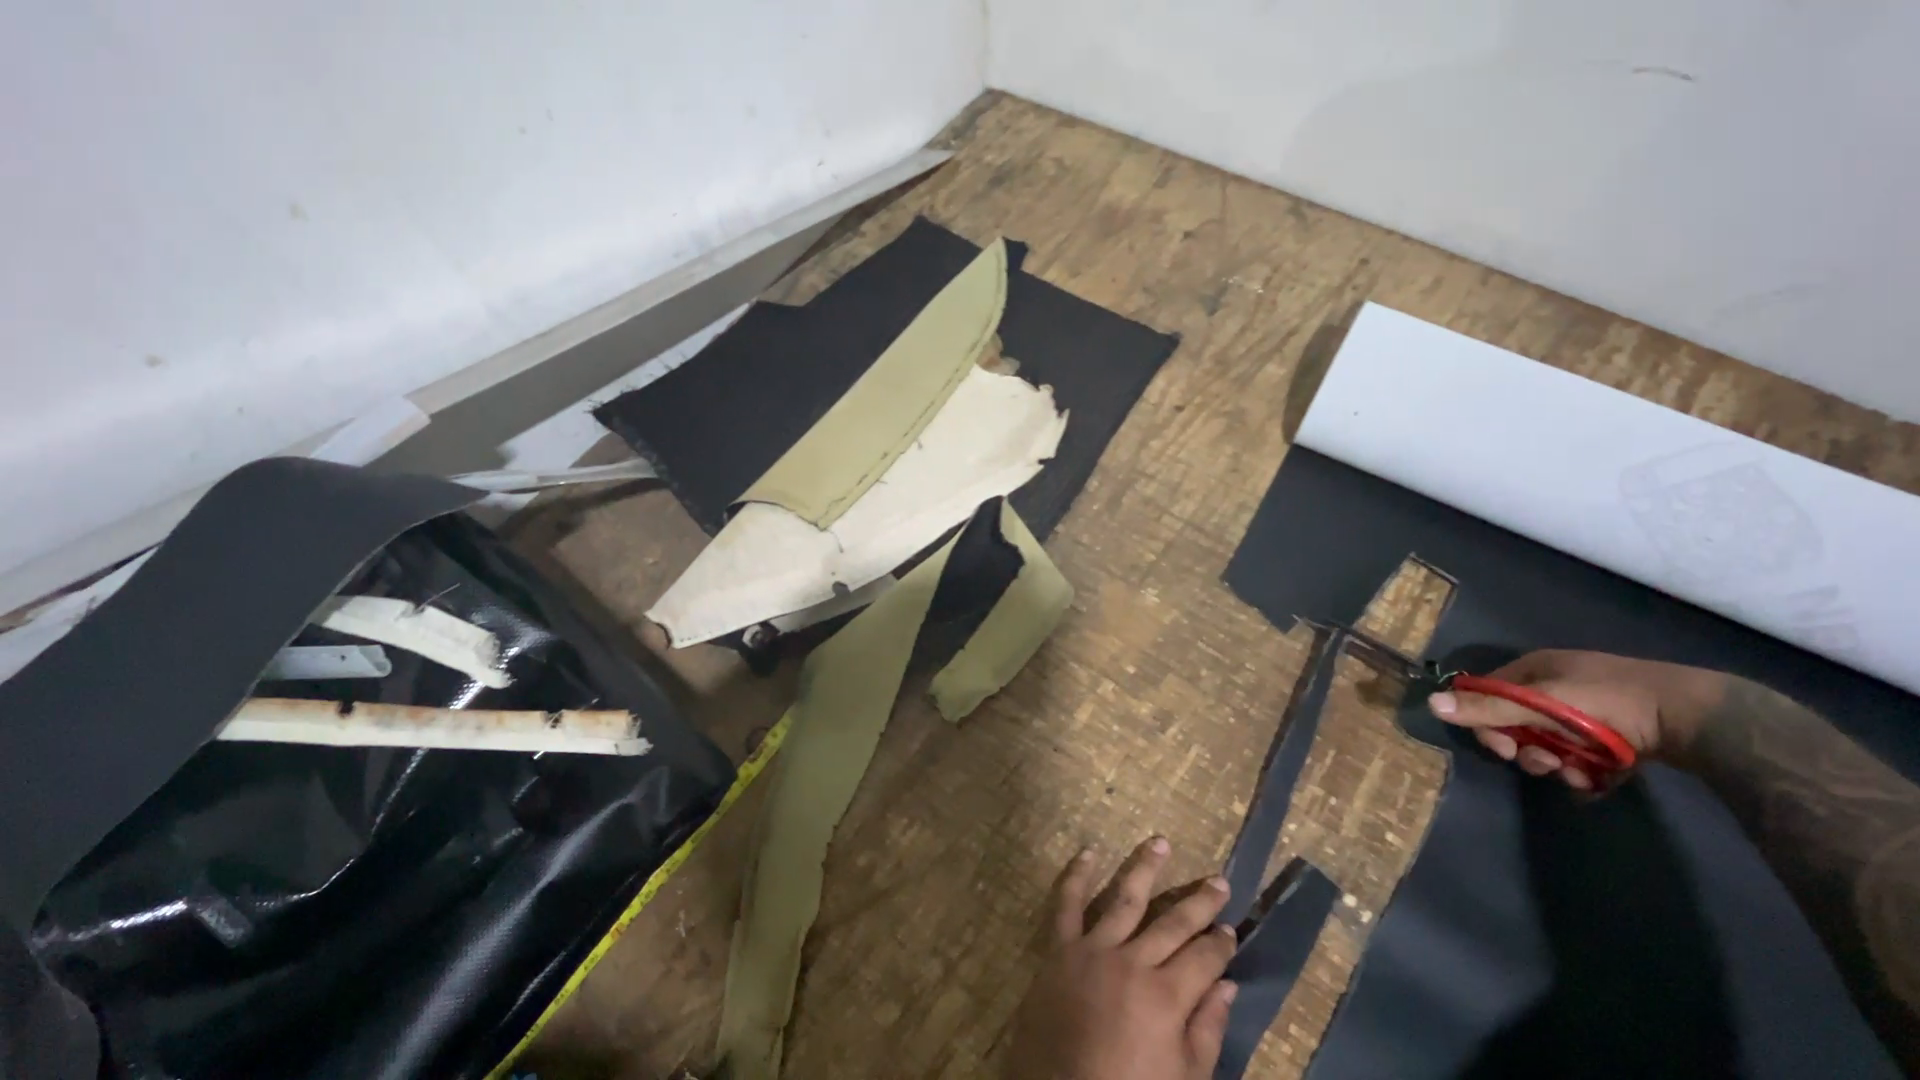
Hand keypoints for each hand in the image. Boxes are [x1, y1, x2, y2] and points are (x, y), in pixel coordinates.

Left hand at [1004, 837, 1238, 1079]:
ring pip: (1124, 900)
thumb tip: (1227, 986)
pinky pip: (1066, 907)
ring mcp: (1093, 952)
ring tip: (1160, 842)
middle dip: (1199, 902)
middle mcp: (1132, 963)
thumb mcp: (1183, 1076)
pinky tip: (1088, 853)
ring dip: (1144, 869)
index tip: (1231, 929)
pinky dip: (1077, 877)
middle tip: (1217, 881)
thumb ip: (1206, 1029)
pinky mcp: (1059, 952)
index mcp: (1167, 996)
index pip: (1204, 957)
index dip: (1221, 943)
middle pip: (1172, 923)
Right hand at [1428, 649, 1726, 789]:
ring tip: (1579, 775)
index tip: (1502, 748)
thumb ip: (1489, 707)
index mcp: (1535, 669)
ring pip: (1550, 746)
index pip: (1488, 696)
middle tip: (1545, 764)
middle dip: (1526, 750)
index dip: (1487, 724)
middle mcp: (1556, 686)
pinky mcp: (1614, 737)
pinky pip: (1581, 759)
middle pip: (1518, 725)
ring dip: (1557, 766)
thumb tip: (1430, 703)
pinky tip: (1599, 781)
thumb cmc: (1611, 702)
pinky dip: (1585, 773)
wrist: (1695, 718)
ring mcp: (1587, 712)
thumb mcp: (1544, 702)